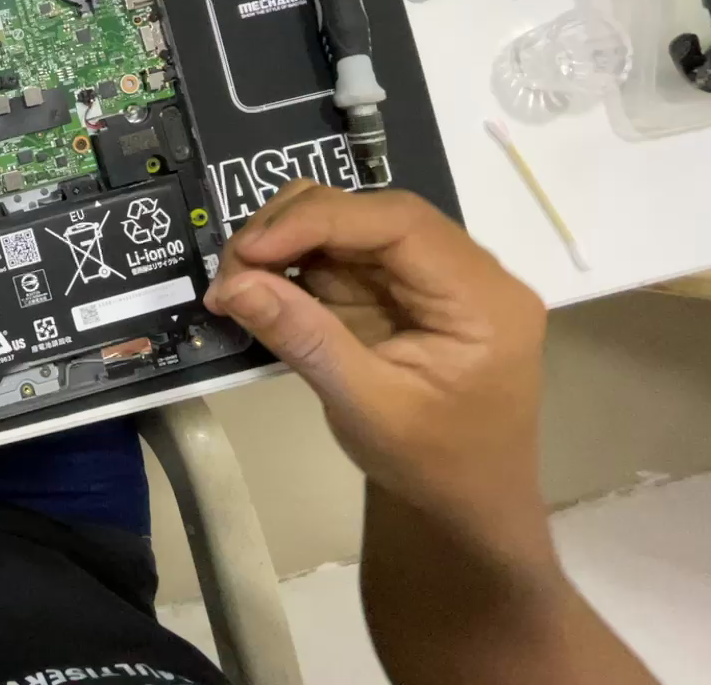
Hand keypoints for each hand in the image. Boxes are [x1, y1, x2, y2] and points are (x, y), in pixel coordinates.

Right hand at [203, 181, 547, 534]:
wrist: (458, 500)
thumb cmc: (433, 461)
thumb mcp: (366, 405)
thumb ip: (303, 338)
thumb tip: (233, 284)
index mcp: (480, 298)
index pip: (397, 222)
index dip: (316, 220)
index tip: (249, 252)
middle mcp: (455, 270)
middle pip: (362, 210)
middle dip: (285, 228)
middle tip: (231, 273)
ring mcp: (416, 274)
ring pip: (336, 218)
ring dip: (276, 238)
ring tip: (237, 282)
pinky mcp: (383, 283)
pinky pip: (324, 247)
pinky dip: (279, 258)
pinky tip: (252, 287)